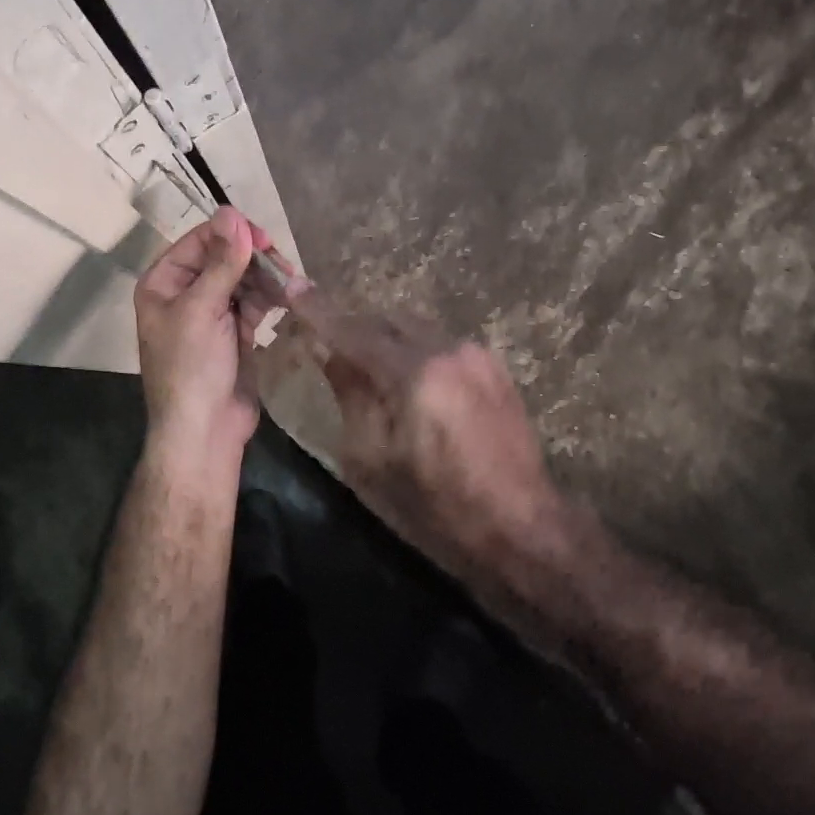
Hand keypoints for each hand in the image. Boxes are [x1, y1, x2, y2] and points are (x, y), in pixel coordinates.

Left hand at [134, 207, 275, 454]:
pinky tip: (290, 299)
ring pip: (243, 280)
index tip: (265, 240)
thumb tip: (231, 211)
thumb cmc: (191, 368)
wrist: (204, 431)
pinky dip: (270, 299)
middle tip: (284, 266)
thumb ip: (221, 262)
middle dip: (254, 260)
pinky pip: (253, 304)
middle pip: (224, 258)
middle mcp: (184, 294)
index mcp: (162, 283)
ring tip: (292, 286)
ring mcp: (210, 314)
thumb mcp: (202, 310)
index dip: (231, 235)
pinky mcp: (234, 333)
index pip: (199, 242)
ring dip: (267, 280)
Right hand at [322, 333, 564, 577]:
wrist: (522, 529)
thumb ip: (349, 395)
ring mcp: (477, 357)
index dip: (317, 310)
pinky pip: (440, 345)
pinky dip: (414, 352)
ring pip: (415, 330)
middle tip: (325, 343)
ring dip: (385, 340)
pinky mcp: (495, 370)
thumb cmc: (435, 505)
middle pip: (386, 320)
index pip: (352, 331)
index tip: (292, 285)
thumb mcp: (373, 459)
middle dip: (353, 327)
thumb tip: (327, 352)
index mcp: (414, 372)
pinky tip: (407, 383)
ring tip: (365, 367)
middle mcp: (448, 350)